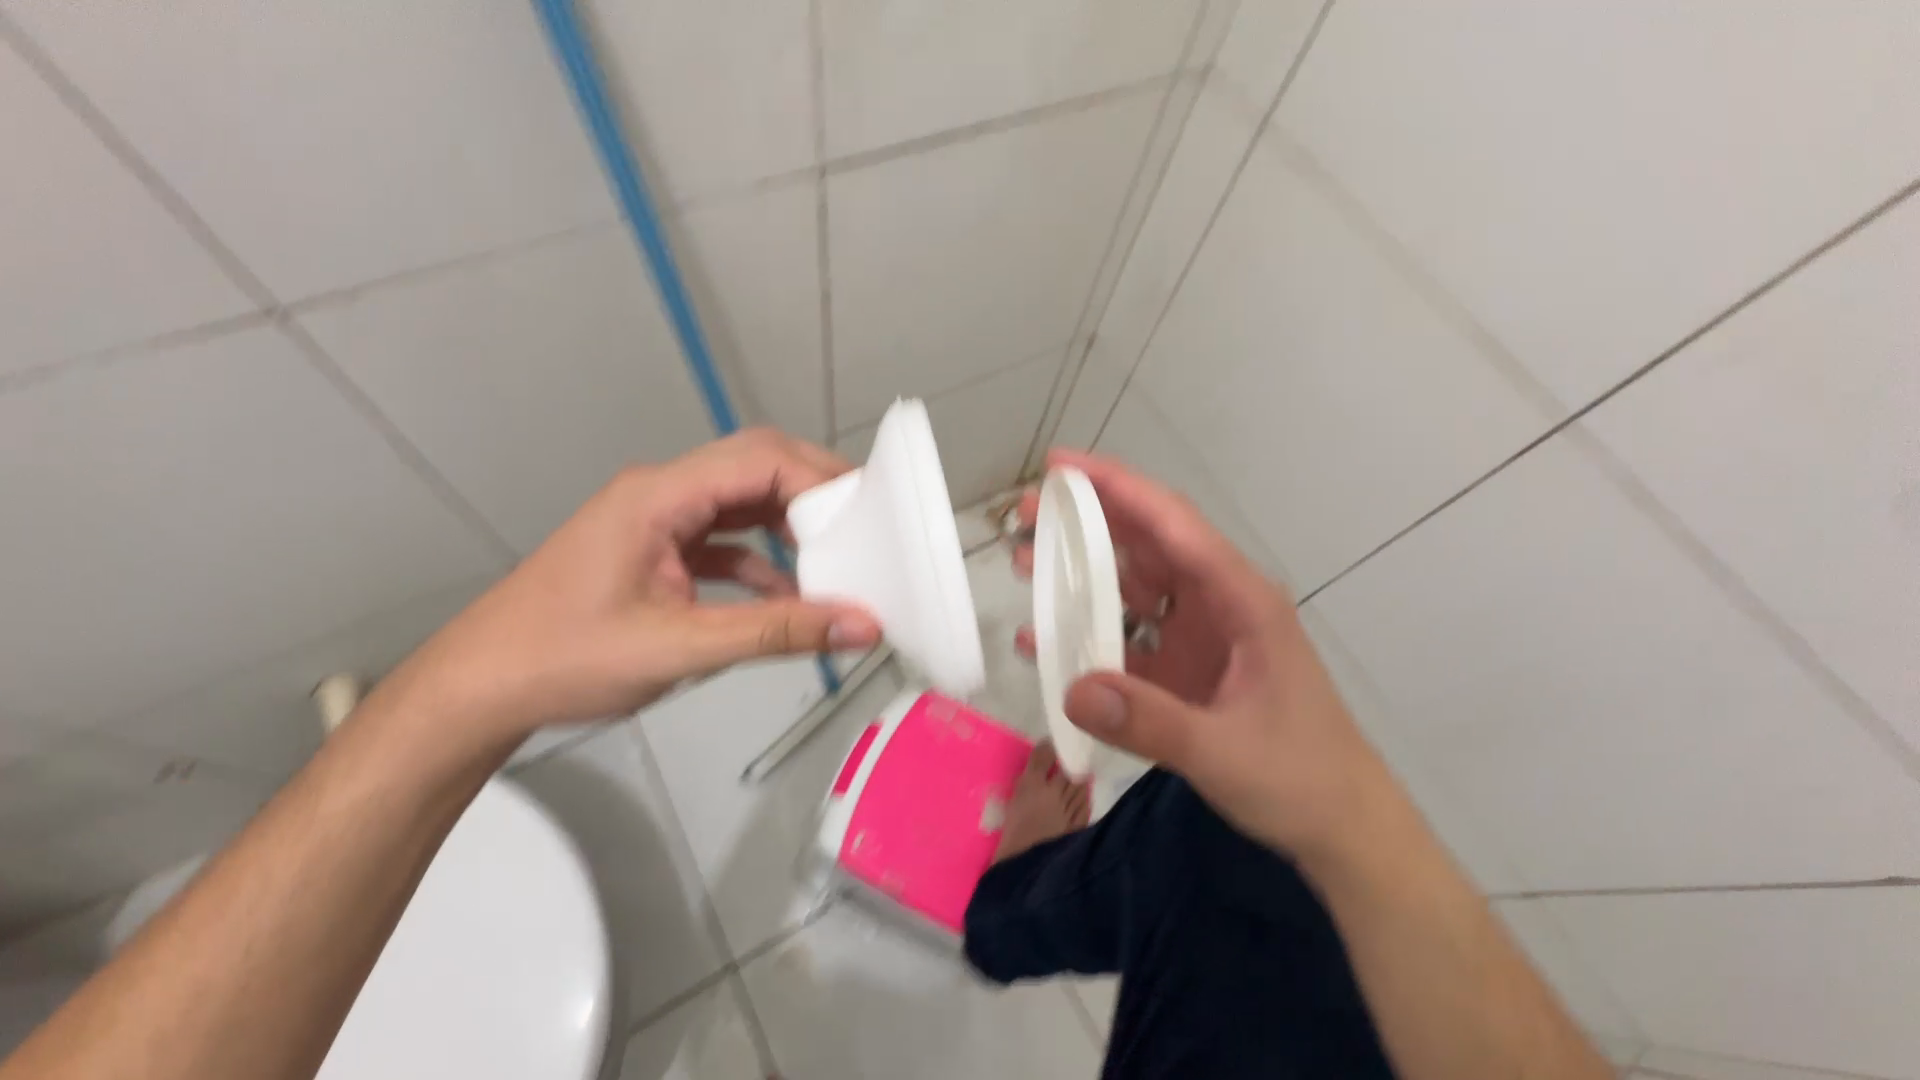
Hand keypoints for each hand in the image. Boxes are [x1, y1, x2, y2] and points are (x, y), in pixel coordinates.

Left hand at [379, 429, 881, 745]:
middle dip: (812, 493)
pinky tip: (787, 596)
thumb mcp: (681, 648)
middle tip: (866, 527)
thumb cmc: (566, 659)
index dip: (820, 481)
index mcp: (658, 496)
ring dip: (789, 526)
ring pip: (740, 502)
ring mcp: (656, 521)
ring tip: (840, 558)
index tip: (869, 518)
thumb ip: (776, 633)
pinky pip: (723, 540)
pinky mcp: (655, 551)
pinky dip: (760, 561)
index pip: (758, 460)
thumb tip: (860, 626)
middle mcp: (660, 494)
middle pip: (753, 467)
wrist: (481, 688)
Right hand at [1014, 450, 1392, 857]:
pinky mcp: (1183, 671)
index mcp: (1241, 601)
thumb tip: (1071, 689)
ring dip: (1081, 572)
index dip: (1117, 488)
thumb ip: (1151, 722)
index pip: (1173, 526)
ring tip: (1024, 561)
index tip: (1059, 467)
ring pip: (1133, 586)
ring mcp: (1200, 637)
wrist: (1339, 825)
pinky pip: (1128, 639)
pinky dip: (1088, 633)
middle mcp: (1218, 605)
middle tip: (1026, 513)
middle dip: (1086, 523)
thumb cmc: (1300, 777)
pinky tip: (1045, 637)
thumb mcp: (1225, 752)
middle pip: (1146, 545)